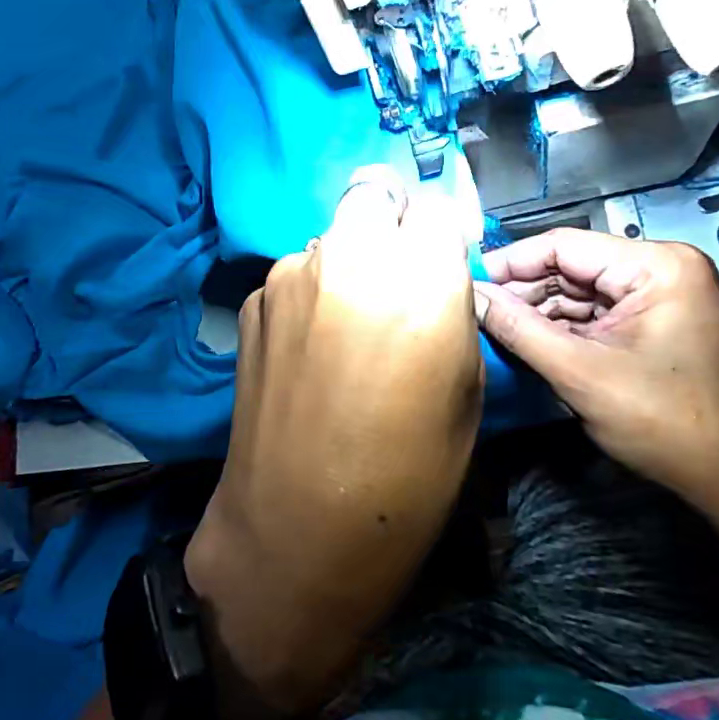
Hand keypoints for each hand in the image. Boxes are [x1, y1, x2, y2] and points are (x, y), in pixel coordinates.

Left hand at [187, 165, 482, 717]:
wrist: (302, 526)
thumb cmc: (411, 470)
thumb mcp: (465, 385)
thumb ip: (451, 312)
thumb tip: (435, 280)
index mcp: (420, 277)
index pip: (438, 207)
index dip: (443, 236)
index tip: (443, 265)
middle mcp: (352, 256)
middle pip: (375, 193)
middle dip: (392, 220)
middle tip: (398, 274)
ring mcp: (292, 274)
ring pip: (333, 235)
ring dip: (350, 261)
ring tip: (352, 324)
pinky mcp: (253, 301)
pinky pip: (298, 273)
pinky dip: (313, 293)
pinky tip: (314, 348)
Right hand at [475, 229, 718, 539]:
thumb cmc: (665, 424)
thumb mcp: (582, 375)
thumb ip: (520, 330)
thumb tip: (471, 296)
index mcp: (657, 265)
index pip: (565, 245)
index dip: (511, 263)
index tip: (466, 282)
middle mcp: (663, 268)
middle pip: (574, 269)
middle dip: (525, 293)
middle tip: (475, 314)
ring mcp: (664, 296)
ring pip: (583, 294)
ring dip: (541, 315)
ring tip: (494, 331)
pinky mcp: (659, 324)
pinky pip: (601, 317)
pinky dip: (566, 331)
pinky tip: (530, 344)